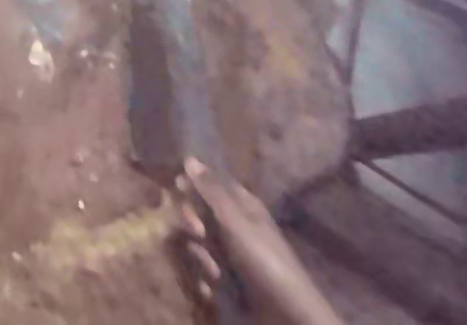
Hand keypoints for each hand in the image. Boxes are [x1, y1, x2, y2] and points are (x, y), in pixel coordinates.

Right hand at [180, 159, 343, 324]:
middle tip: (197, 231)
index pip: (212, 181)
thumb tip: (189, 157)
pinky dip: (203, 275)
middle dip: (191, 219)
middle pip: (200, 209)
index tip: (177, 186)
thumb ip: (211, 190)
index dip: (193, 182)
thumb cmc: (265, 262)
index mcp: (242, 205)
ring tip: (211, 269)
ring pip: (197, 239)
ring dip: (198, 252)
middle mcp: (235, 224)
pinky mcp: (226, 278)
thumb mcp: (236, 222)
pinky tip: (210, 286)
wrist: (290, 318)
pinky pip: (203, 267)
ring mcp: (230, 253)